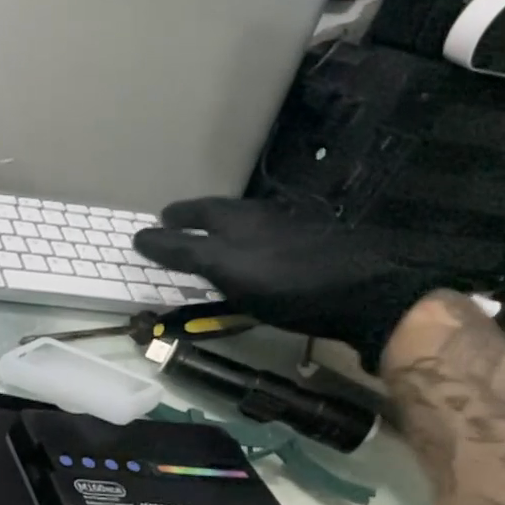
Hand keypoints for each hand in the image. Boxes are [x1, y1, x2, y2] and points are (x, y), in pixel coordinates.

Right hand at [133, 198, 456, 370]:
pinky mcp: (312, 249)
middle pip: (223, 213)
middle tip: (179, 228)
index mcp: (237, 218)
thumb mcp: (224, 267)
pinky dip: (248, 246)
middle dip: (198, 219)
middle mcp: (263, 217)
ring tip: (210, 243)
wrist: (365, 293)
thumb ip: (182, 251)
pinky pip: (267, 242)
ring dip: (224, 231)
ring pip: (247, 225)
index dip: (174, 218)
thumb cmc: (284, 280)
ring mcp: (291, 231)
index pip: (196, 211)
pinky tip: (252, 260)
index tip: (156, 222)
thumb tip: (139, 236)